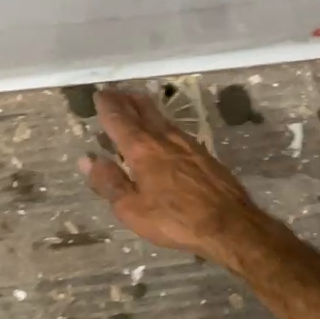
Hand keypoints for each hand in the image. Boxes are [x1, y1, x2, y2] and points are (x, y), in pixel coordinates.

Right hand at [75, 88, 264, 262]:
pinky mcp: (205, 156)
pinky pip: (176, 131)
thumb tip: (87, 160)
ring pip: (162, 118)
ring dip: (146, 108)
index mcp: (142, 149)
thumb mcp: (131, 208)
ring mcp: (188, 145)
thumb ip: (109, 182)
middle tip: (115, 91)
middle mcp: (164, 139)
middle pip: (143, 111)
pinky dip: (163, 124)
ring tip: (136, 103)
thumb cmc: (175, 219)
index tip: (99, 94)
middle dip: (126, 100)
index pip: (119, 120)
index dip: (107, 106)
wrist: (232, 227)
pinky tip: (165, 132)